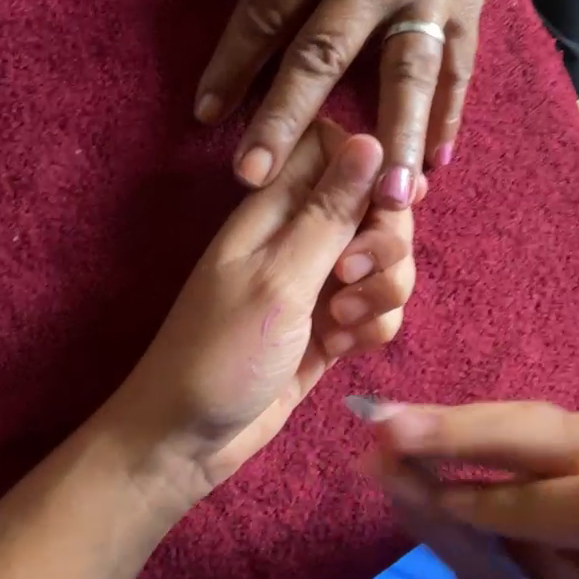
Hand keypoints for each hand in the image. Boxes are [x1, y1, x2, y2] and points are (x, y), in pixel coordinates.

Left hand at [103, 121, 416, 499]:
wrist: (190, 437)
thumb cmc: (222, 352)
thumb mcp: (280, 278)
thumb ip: (330, 213)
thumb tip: (372, 140)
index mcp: (275, 208)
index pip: (337, 149)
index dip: (370, 170)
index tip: (388, 204)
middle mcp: (301, 236)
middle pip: (376, 206)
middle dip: (385, 242)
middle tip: (351, 277)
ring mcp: (318, 282)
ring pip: (385, 261)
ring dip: (381, 291)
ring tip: (338, 322)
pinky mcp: (332, 325)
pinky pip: (378, 308)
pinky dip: (371, 326)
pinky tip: (340, 349)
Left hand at [174, 0, 554, 208]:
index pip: (267, 8)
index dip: (231, 63)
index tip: (205, 116)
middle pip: (324, 56)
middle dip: (288, 122)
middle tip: (256, 182)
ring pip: (405, 75)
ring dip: (389, 140)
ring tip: (380, 202)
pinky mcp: (472, 3)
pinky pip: (459, 69)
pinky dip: (447, 117)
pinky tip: (435, 164)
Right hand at [370, 402, 578, 578]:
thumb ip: (452, 532)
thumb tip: (382, 471)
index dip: (515, 500)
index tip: (437, 500)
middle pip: (566, 441)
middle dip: (470, 434)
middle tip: (389, 430)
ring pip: (542, 421)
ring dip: (462, 423)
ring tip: (394, 424)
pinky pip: (533, 420)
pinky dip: (473, 423)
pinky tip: (425, 423)